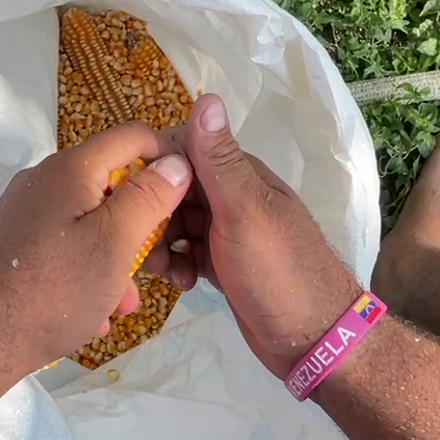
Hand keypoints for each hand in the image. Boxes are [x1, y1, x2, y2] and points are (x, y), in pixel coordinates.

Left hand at [0, 123, 193, 372]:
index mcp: (71, 168)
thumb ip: (149, 197)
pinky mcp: (15, 241)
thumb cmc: (55, 288)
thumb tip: (176, 161)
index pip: (133, 136)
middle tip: (160, 264)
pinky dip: (87, 269)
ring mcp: (26, 210)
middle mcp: (45, 179)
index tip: (190, 194)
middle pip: (111, 182)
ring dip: (117, 255)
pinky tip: (94, 313)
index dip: (168, 157)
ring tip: (124, 302)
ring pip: (90, 220)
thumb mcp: (115, 242)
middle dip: (142, 222)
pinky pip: (65, 243)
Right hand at [149, 94, 359, 378]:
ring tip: (153, 266)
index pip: (184, 150)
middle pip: (174, 188)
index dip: (152, 164)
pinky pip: (187, 252)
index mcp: (239, 174)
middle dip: (149, 208)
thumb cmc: (279, 272)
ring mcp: (228, 232)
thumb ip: (220, 160)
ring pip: (177, 222)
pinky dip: (177, 263)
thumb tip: (206, 96)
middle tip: (132, 237)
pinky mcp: (223, 264)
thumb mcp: (245, 211)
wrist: (314, 342)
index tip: (125, 189)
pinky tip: (178, 283)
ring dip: (160, 240)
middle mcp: (232, 197)